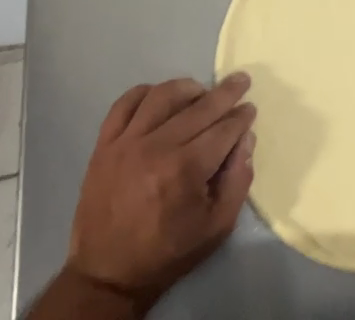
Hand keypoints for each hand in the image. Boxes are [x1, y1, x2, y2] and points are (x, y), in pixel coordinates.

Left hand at [64, 74, 257, 308]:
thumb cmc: (168, 252)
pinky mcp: (104, 145)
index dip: (241, 116)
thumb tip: (246, 139)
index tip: (250, 109)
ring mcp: (126, 143)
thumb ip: (239, 180)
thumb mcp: (217, 226)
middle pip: (199, 107)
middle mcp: (156, 148)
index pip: (223, 128)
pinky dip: (145, 92)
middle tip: (240, 81)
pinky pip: (125, 104)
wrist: (108, 274)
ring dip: (188, 87)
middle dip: (226, 92)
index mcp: (186, 170)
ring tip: (201, 91)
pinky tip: (160, 98)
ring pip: (162, 96)